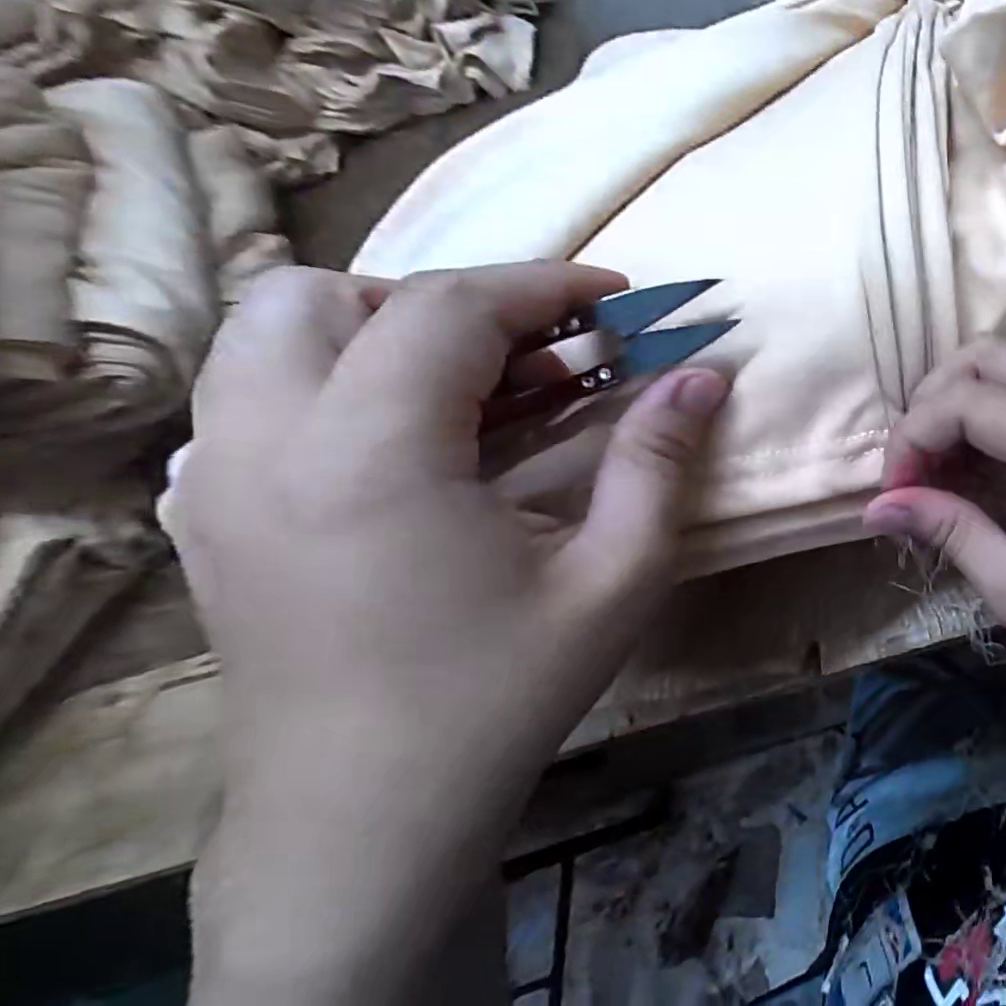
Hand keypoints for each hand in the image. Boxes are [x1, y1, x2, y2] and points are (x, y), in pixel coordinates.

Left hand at [168, 261, 727, 1002]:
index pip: (446, 309)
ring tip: (487, 391)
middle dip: (454, 302)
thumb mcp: (616, 576)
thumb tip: (704, 377)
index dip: (544, 285)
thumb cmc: (505, 691)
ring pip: (274, 336)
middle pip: (332, 297)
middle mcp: (262, 445)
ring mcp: (217, 480)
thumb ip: (659, 462)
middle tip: (542, 352)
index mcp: (370, 457)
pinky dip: (347, 379)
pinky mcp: (210, 514)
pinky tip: (427, 444)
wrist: (369, 811)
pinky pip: (258, 394)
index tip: (618, 297)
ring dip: (390, 333)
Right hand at [862, 339, 1005, 662]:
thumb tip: (877, 507)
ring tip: (931, 463)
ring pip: (996, 362)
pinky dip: (970, 411)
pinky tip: (959, 464)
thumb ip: (951, 535)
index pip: (971, 403)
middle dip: (929, 402)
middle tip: (913, 465)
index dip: (915, 434)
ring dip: (948, 400)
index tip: (896, 490)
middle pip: (984, 357)